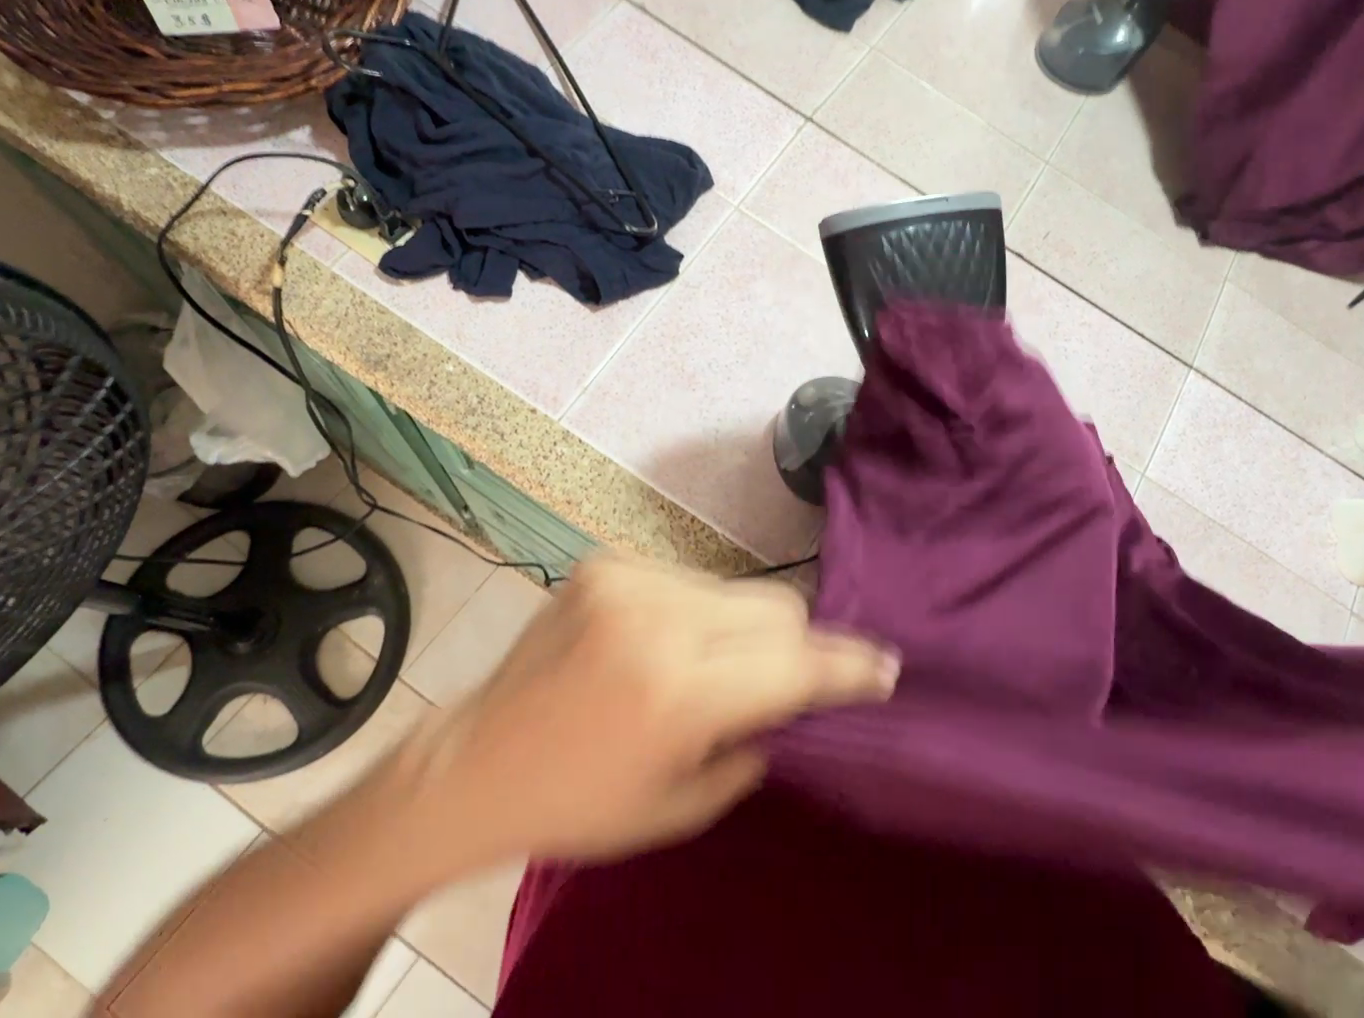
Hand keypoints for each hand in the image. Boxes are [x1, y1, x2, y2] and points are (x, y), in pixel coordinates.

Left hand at [383, 555, 897, 867]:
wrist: (476, 761)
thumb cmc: (580, 803)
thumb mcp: (683, 803)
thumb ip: (755, 745)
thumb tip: (797, 702)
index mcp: (676, 692)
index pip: (796, 664)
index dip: (850, 668)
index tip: (887, 670)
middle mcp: (655, 619)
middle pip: (778, 608)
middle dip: (799, 646)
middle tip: (791, 680)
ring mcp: (625, 579)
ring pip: (737, 590)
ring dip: (744, 628)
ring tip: (712, 668)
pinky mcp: (603, 562)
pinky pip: (689, 580)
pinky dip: (698, 613)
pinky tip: (666, 645)